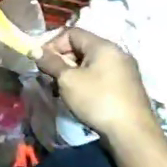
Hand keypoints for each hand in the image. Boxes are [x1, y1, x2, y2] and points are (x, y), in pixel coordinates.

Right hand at [35, 27, 160, 141]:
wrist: (132, 133)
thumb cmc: (97, 100)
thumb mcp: (68, 80)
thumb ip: (50, 62)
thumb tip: (35, 50)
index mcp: (103, 45)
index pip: (72, 33)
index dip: (53, 44)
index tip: (41, 62)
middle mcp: (116, 52)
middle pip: (81, 47)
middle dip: (61, 60)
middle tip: (49, 78)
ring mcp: (124, 70)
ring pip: (90, 63)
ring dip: (72, 73)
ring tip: (61, 91)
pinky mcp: (126, 86)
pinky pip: (100, 76)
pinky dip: (86, 82)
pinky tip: (79, 98)